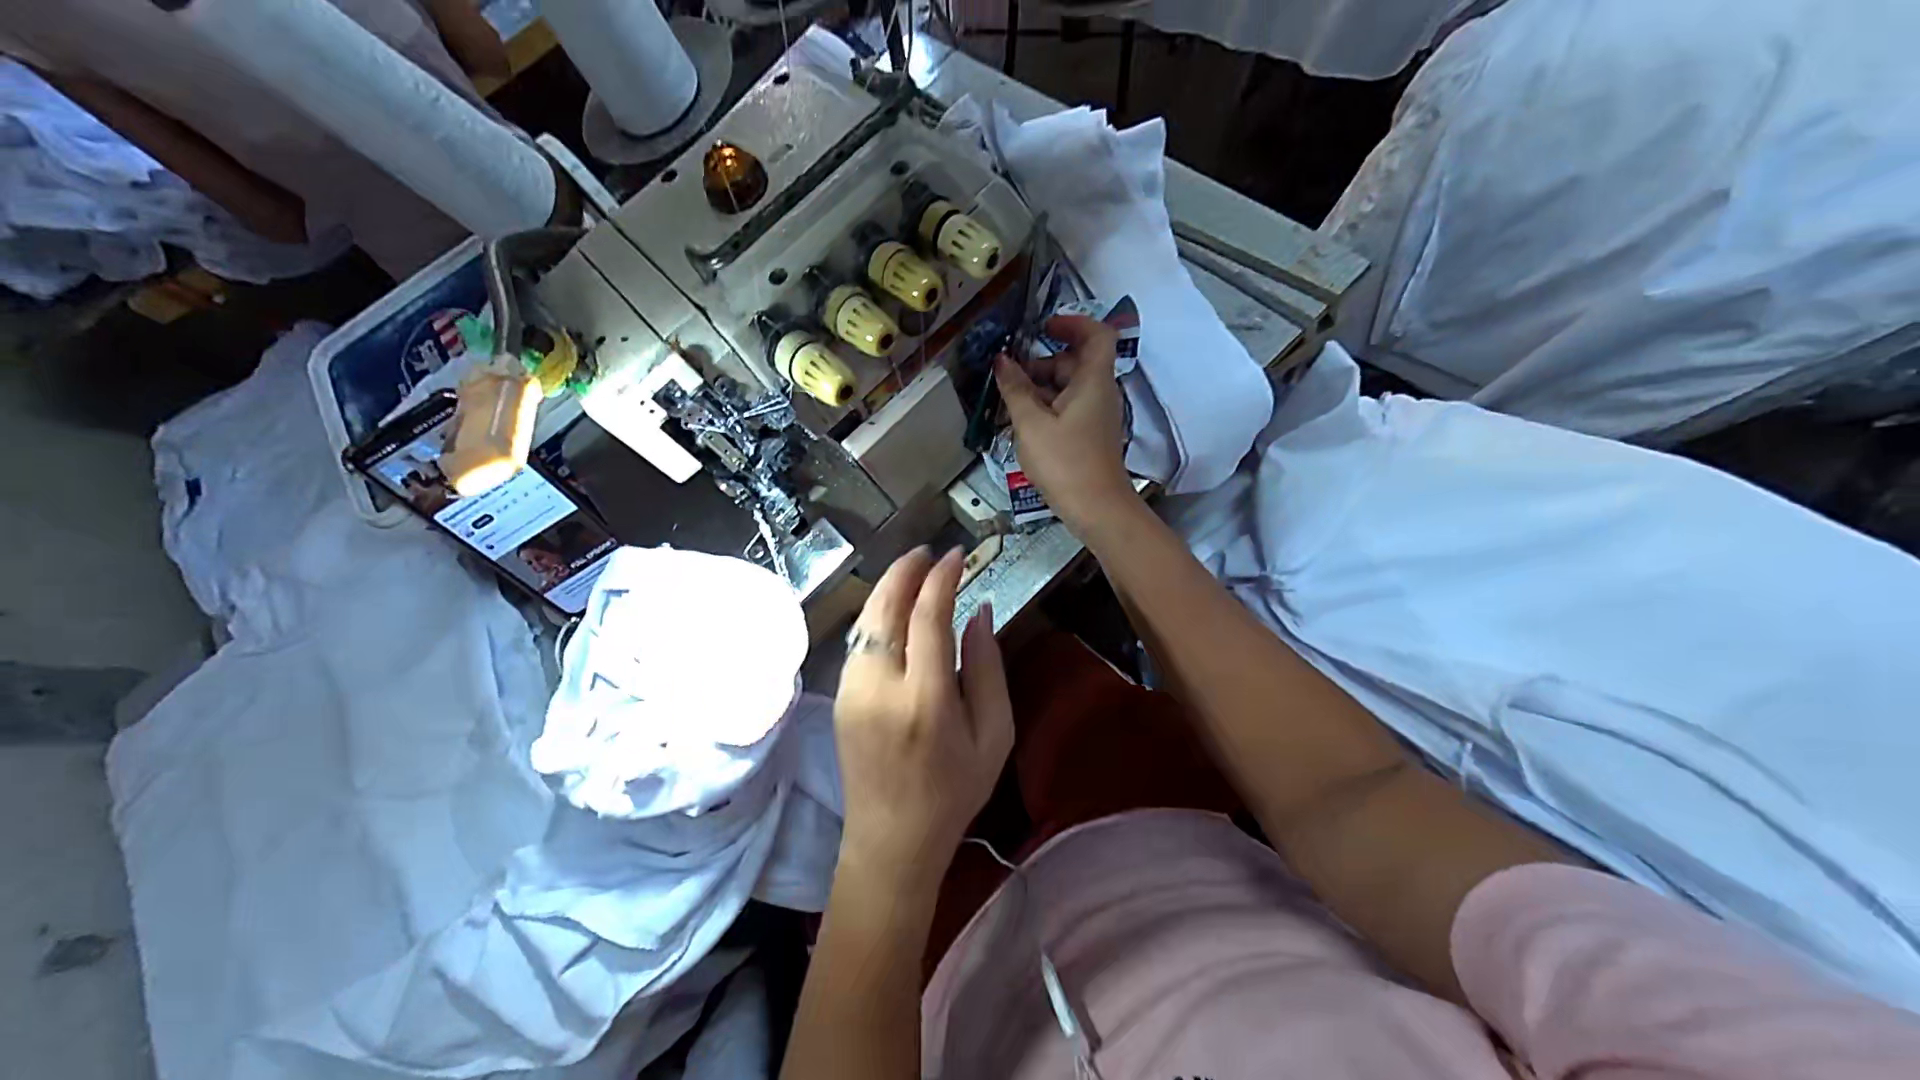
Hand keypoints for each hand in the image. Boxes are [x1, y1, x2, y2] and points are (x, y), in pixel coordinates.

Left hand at [833, 548, 1012, 888]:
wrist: (892, 839)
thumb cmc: (954, 790)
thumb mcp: (994, 734)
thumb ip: (987, 668)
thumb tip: (980, 612)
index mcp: (925, 698)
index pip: (929, 616)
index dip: (943, 577)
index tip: (957, 555)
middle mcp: (880, 687)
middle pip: (885, 608)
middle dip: (905, 570)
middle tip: (927, 551)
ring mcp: (852, 691)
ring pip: (865, 621)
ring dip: (887, 588)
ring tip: (911, 570)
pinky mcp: (840, 697)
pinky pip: (858, 641)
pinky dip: (875, 615)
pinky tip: (893, 609)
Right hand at [994, 314, 1137, 532]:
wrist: (1097, 509)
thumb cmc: (1065, 462)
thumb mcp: (1031, 424)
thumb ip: (1015, 389)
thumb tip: (1002, 361)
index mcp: (1093, 380)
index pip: (1095, 334)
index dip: (1071, 323)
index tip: (1042, 327)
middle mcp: (1100, 392)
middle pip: (1074, 362)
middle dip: (1040, 364)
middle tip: (1009, 377)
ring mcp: (1097, 415)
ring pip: (1068, 388)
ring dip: (1038, 390)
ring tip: (1008, 405)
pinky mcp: (1090, 435)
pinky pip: (1068, 409)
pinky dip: (1046, 408)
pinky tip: (1022, 425)